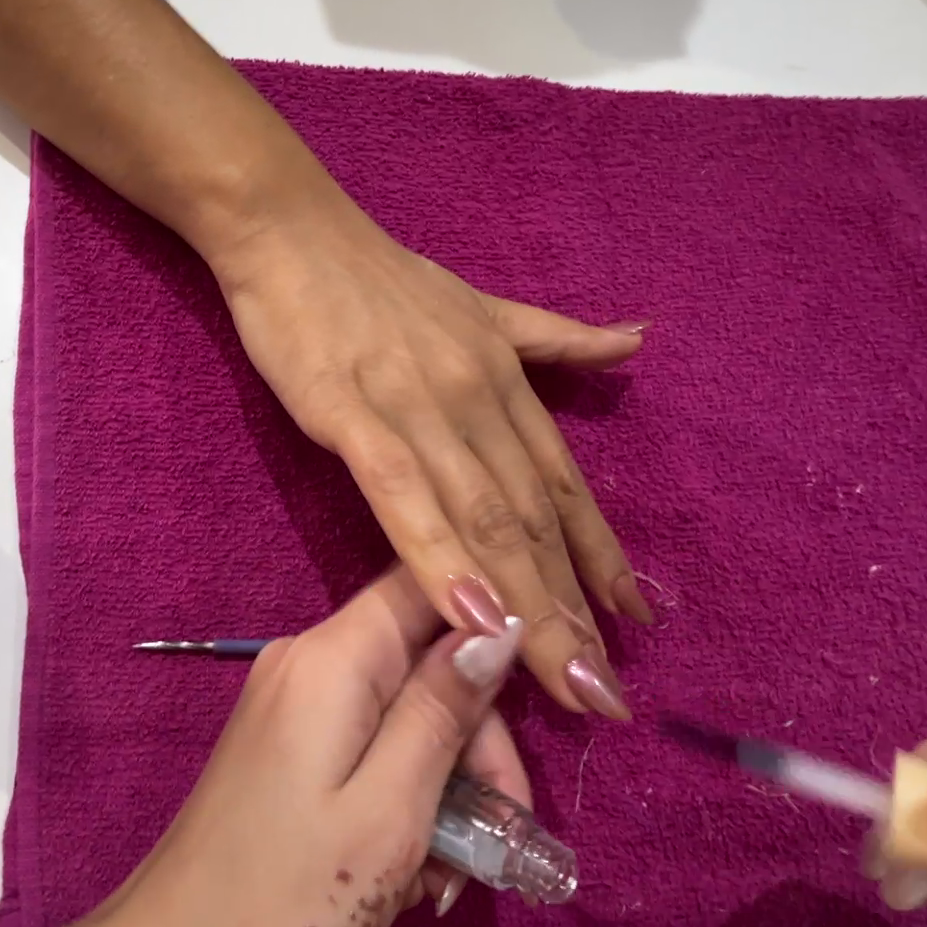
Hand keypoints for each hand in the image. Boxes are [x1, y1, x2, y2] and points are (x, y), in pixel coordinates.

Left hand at [58, 564, 533, 926]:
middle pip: (419, 658)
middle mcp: (307, 659)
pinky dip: (401, 790)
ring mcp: (293, 699)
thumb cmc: (288, 891)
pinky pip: (366, 739)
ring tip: (450, 870)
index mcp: (329, 658)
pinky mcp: (288, 739)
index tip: (550, 671)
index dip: (488, 610)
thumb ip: (440, 710)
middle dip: (472, 736)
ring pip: (400, 707)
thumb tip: (494, 623)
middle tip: (503, 829)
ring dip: (443, 779)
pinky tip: (411, 862)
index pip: (421, 584)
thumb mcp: (386, 809)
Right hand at [210, 198, 647, 718]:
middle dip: (573, 607)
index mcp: (501, 379)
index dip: (600, 552)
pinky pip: (402, 496)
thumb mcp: (479, 302)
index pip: (560, 482)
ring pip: (481, 517)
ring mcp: (415, 407)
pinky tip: (472, 616)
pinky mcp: (350, 416)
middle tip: (607, 692)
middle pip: (531, 515)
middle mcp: (474, 399)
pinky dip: (441, 557)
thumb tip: (636, 339)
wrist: (289, 234)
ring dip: (527, 603)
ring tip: (563, 682)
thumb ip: (551, 337)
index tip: (636, 619)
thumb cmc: (374, 279)